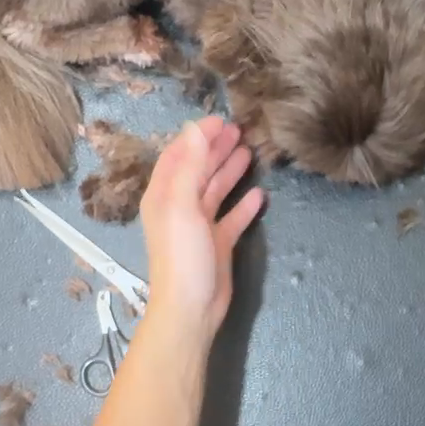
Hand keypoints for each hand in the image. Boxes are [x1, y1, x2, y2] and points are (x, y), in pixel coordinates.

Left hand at [139, 117, 265, 341]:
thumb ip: (189, 166)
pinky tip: (260, 195)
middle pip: (198, 170)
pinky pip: (232, 218)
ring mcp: (199, 227)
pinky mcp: (218, 244)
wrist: (191, 306)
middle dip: (216, 149)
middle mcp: (179, 207)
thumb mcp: (182, 205)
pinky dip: (244, 205)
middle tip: (239, 130)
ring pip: (216, 191)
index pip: (179, 156)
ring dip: (230, 171)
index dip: (197, 137)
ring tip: (249, 152)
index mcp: (164, 196)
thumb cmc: (182, 255)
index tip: (219, 120)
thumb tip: (195, 128)